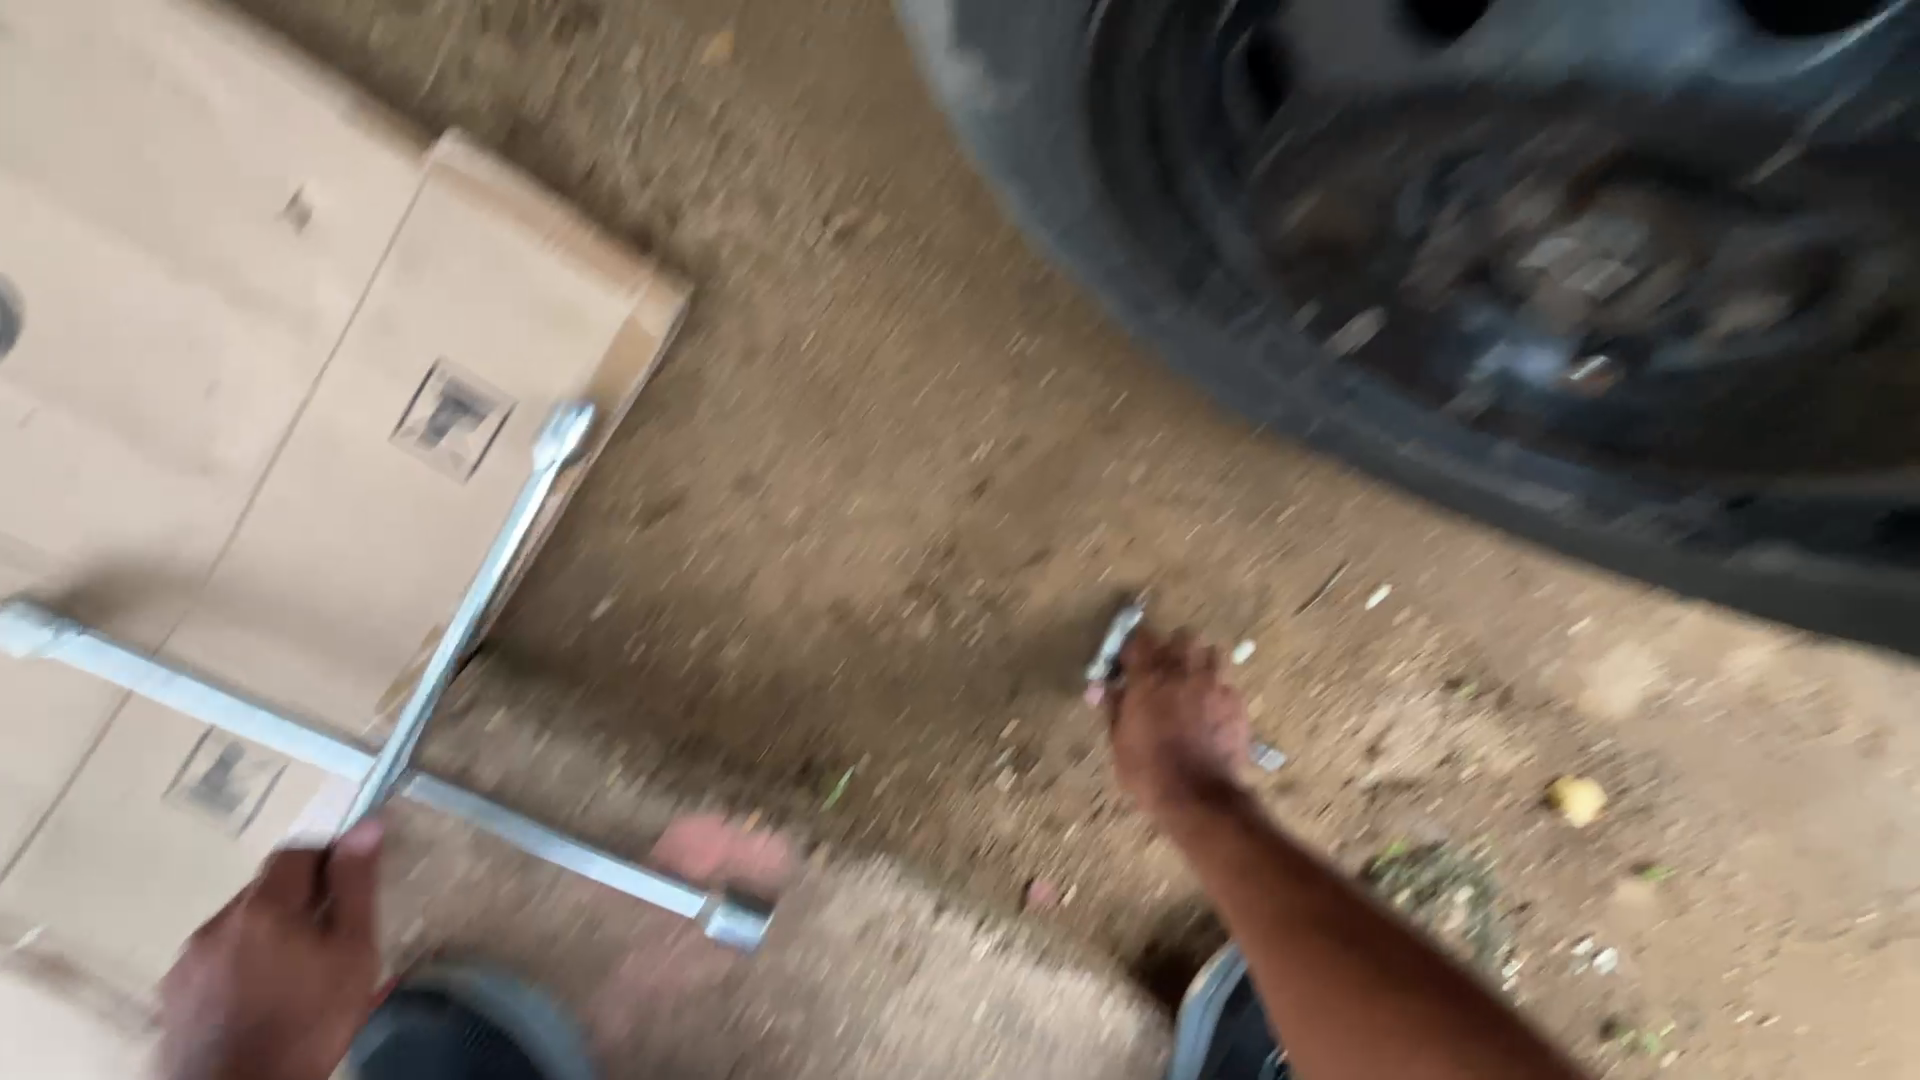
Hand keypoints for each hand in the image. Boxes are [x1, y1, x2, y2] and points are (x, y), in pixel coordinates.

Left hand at [159, 820, 385, 1079]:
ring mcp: (187, 963)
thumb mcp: (353, 947)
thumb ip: (356, 883)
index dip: (329, 857)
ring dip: (272, 927)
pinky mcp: (172, 995)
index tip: (352, 884)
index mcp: (262, 907)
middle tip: (334, 930)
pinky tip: (265, 990)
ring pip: (241, 922)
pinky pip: (217, 954)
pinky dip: (245, 957)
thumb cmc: (312, 1018)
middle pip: (266, 887)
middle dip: (302, 896)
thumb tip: (367, 826)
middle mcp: (215, 925)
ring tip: (300, 966)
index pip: (296, 851)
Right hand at [1106, 626, 1252, 817]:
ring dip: (1200, 661)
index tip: (1130, 663)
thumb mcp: (1119, 741)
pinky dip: (1218, 689)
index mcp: (1149, 678)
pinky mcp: (1237, 703)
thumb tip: (1099, 686)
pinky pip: (1228, 683)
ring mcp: (1215, 685)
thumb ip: (1112, 706)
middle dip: (1172, 648)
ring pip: (1211, 652)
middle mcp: (1183, 672)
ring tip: (1193, 682)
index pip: (1142, 638)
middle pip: (1181, 637)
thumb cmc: (1149, 771)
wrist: (1200, 798)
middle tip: (1164, 670)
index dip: (1135, 648)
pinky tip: (1212, 709)